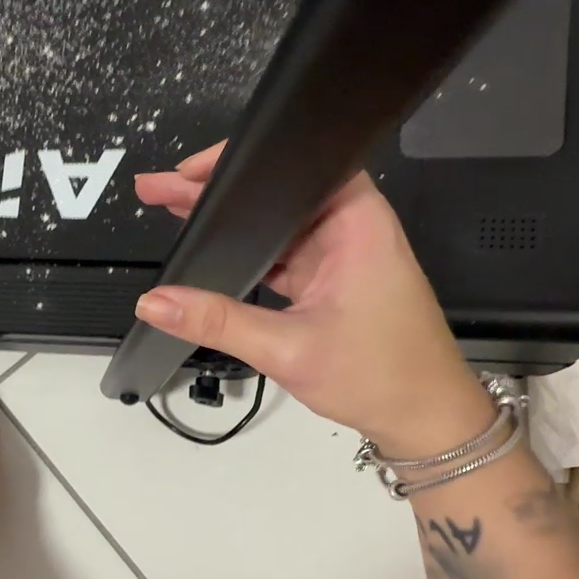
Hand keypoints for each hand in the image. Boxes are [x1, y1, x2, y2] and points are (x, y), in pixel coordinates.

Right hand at [133, 142, 494, 457]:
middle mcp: (350, 229)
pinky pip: (280, 259)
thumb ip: (216, 323)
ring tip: (177, 220)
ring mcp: (338, 256)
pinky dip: (247, 260)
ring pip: (273, 229)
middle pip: (275, 195)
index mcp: (356, 223)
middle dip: (218, 194)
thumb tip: (156, 304)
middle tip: (162, 191)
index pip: (295, 165)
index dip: (239, 162)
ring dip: (230, 228)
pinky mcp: (329, 281)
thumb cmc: (382, 376)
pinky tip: (213, 264)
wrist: (422, 417)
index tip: (188, 171)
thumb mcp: (286, 349)